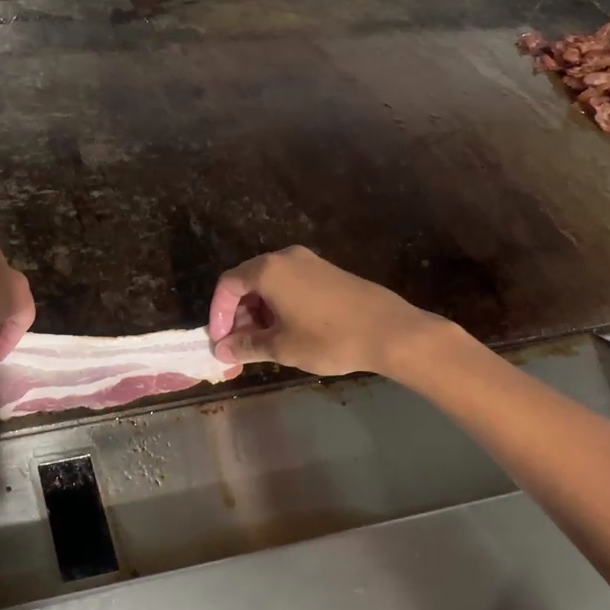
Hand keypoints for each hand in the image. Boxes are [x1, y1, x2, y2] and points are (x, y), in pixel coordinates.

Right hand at [207, 245, 450, 376]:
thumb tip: (222, 351)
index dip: (218, 314)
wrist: (391, 331)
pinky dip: (279, 305)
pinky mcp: (326, 272)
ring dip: (259, 312)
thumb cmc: (329, 338)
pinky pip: (290, 284)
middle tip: (239, 347)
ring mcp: (308, 262)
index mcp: (268, 270)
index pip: (228, 285)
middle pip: (247, 282)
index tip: (222, 341)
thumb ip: (247, 346)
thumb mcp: (283, 347)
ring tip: (263, 344)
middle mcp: (284, 258)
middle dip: (239, 315)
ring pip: (270, 284)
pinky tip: (288, 332)